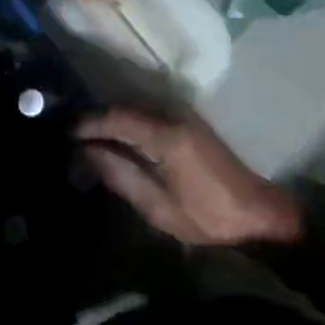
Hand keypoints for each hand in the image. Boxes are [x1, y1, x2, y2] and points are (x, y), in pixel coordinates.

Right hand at [76, 110, 301, 246]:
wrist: (259, 213)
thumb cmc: (209, 217)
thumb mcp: (160, 207)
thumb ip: (122, 176)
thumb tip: (88, 153)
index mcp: (166, 136)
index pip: (117, 118)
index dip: (89, 123)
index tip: (65, 133)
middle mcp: (173, 116)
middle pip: (125, 108)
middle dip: (96, 120)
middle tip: (72, 138)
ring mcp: (184, 116)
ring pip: (136, 108)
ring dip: (112, 120)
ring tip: (88, 140)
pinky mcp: (189, 122)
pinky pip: (149, 114)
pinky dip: (128, 122)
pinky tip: (117, 140)